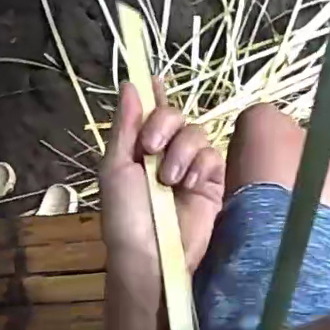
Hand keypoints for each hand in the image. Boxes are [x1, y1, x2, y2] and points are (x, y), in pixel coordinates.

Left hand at [99, 80, 225, 296]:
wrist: (151, 253)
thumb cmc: (125, 215)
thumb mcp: (116, 168)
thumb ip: (127, 126)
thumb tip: (131, 84)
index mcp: (140, 148)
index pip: (151, 112)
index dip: (154, 93)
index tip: (154, 76)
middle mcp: (167, 153)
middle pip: (176, 116)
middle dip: (164, 125)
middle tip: (150, 148)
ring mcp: (191, 167)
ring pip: (196, 134)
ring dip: (180, 152)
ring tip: (168, 181)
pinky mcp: (212, 182)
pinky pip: (213, 156)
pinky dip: (199, 167)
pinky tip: (188, 187)